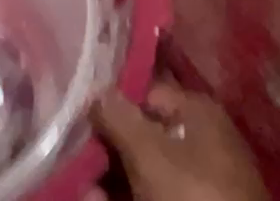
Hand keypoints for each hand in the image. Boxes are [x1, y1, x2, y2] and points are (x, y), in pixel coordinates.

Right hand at [89, 83, 267, 200]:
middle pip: (144, 136)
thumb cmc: (192, 194)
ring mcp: (200, 178)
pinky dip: (129, 197)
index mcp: (198, 112)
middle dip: (109, 152)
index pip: (145, 95)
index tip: (81, 125)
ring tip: (87, 193)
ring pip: (146, 171)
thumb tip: (95, 90)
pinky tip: (99, 200)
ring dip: (113, 181)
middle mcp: (201, 139)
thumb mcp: (149, 153)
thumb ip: (119, 118)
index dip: (111, 108)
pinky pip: (156, 195)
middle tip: (78, 166)